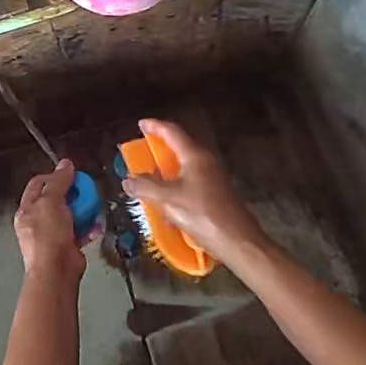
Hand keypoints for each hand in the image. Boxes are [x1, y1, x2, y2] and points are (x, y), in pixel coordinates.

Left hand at [14, 159, 85, 286]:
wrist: (56, 271)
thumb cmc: (47, 236)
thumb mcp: (51, 202)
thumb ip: (59, 182)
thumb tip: (65, 164)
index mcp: (28, 209)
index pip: (39, 184)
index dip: (54, 176)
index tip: (71, 174)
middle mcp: (38, 220)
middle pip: (57, 198)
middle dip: (73, 194)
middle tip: (85, 192)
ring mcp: (53, 234)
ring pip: (71, 214)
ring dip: (84, 211)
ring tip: (92, 209)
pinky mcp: (68, 245)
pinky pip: (80, 231)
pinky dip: (89, 228)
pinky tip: (95, 227)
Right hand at [122, 119, 271, 265]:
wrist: (238, 241)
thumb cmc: (204, 214)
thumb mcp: (169, 200)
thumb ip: (146, 187)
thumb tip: (128, 179)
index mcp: (194, 156)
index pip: (172, 132)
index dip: (155, 126)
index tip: (141, 124)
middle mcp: (205, 161)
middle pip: (180, 146)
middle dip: (160, 146)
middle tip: (143, 147)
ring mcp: (212, 177)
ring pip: (185, 165)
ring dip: (167, 167)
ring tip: (150, 174)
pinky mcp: (215, 193)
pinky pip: (190, 181)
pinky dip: (175, 184)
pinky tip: (166, 200)